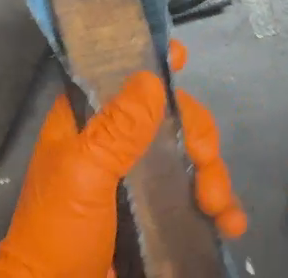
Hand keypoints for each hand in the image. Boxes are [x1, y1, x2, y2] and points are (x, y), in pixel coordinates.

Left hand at [0, 41, 245, 277]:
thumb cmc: (58, 230)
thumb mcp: (84, 173)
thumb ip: (117, 128)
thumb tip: (151, 78)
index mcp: (85, 122)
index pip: (117, 75)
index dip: (148, 61)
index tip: (181, 56)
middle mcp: (112, 143)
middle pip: (168, 117)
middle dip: (197, 135)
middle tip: (207, 164)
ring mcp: (137, 181)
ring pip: (188, 156)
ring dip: (213, 174)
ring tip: (217, 208)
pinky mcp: (157, 218)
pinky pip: (196, 200)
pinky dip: (220, 208)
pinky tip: (230, 224)